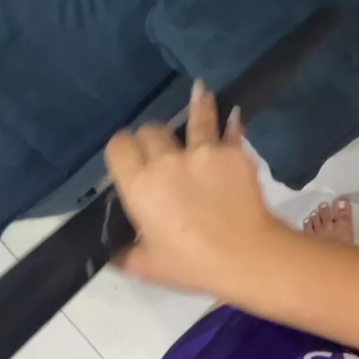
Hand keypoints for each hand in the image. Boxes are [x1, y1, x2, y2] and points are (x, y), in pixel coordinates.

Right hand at [103, 81, 288, 294]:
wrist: (247, 256)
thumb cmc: (193, 266)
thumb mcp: (148, 267)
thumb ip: (124, 254)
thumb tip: (111, 251)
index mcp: (140, 186)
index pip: (119, 146)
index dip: (123, 149)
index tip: (130, 157)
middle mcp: (167, 161)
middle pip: (152, 130)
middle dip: (153, 137)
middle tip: (163, 149)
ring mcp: (203, 152)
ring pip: (194, 118)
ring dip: (196, 106)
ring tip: (200, 92)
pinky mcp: (234, 153)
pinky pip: (230, 131)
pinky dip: (231, 125)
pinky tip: (234, 115)